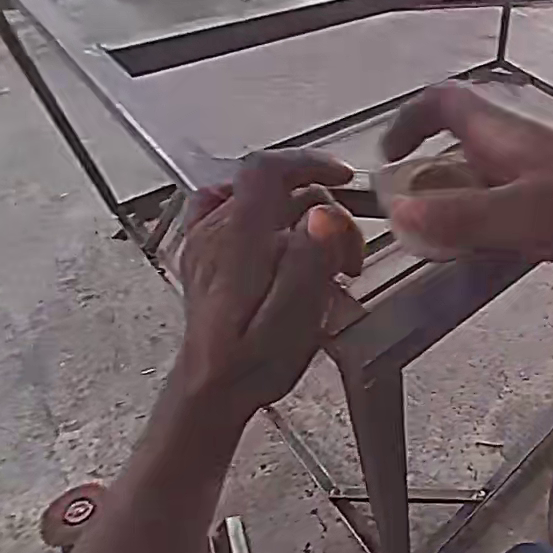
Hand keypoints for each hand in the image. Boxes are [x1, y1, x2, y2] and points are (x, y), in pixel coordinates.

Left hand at [175, 151, 363, 411]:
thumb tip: (324, 215)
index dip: (310, 163)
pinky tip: (280, 240)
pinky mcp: (205, 254)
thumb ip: (310, 261)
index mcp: (241, 237)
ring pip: (260, 200)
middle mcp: (218, 229)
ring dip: (300, 217)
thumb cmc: (255, 360)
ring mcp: (206, 239)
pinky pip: (232, 211)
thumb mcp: (295, 317)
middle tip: (347, 256)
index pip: (268, 169)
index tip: (343, 177)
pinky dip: (264, 215)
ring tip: (321, 258)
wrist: (212, 390)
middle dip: (322, 210)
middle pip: (275, 188)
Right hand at [380, 83, 552, 284]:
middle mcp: (518, 150)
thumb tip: (402, 213)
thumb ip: (464, 214)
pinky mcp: (551, 207)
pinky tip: (491, 255)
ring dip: (458, 213)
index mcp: (508, 135)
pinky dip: (487, 231)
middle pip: (456, 152)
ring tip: (451, 248)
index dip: (410, 119)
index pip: (446, 102)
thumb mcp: (527, 213)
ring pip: (478, 188)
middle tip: (418, 224)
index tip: (389, 156)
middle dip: (430, 184)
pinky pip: (503, 213)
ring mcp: (536, 179)